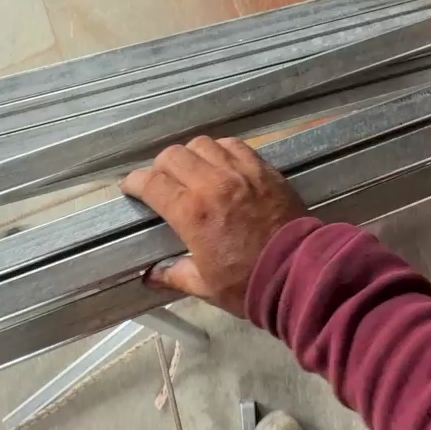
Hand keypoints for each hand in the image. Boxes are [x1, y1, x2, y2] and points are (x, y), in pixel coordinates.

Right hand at [120, 136, 309, 315]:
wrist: (299, 271)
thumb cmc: (248, 283)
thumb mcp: (205, 286)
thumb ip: (174, 274)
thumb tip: (150, 275)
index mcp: (192, 212)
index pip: (152, 183)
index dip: (135, 182)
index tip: (130, 187)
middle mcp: (212, 182)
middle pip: (174, 155)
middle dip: (160, 166)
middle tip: (161, 180)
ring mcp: (239, 170)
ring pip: (203, 144)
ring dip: (190, 155)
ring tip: (192, 169)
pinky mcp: (261, 166)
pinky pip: (233, 144)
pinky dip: (220, 149)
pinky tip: (220, 163)